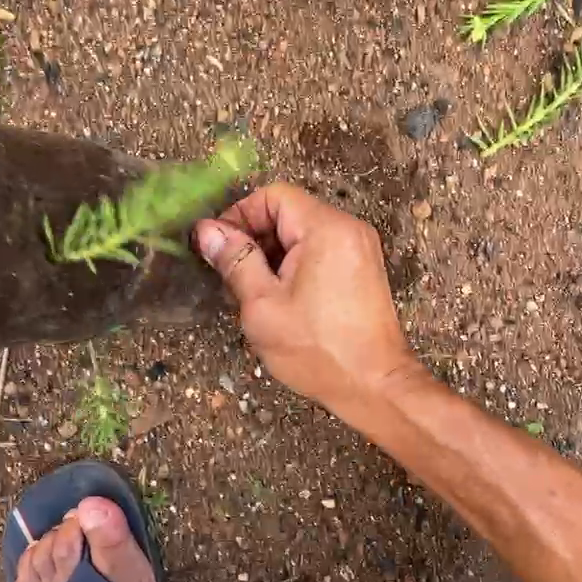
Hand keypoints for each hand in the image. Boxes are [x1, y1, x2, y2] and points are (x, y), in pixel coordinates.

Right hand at [193, 184, 425, 414]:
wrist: (375, 386)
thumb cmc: (317, 350)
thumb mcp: (263, 305)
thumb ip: (235, 261)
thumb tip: (206, 230)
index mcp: (326, 228)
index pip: (273, 195)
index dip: (240, 216)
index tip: (219, 250)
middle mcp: (348, 228)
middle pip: (289, 213)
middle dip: (255, 239)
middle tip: (233, 278)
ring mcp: (360, 249)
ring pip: (302, 234)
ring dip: (272, 256)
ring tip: (255, 294)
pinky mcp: (362, 269)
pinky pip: (320, 252)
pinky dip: (295, 267)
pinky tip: (281, 300)